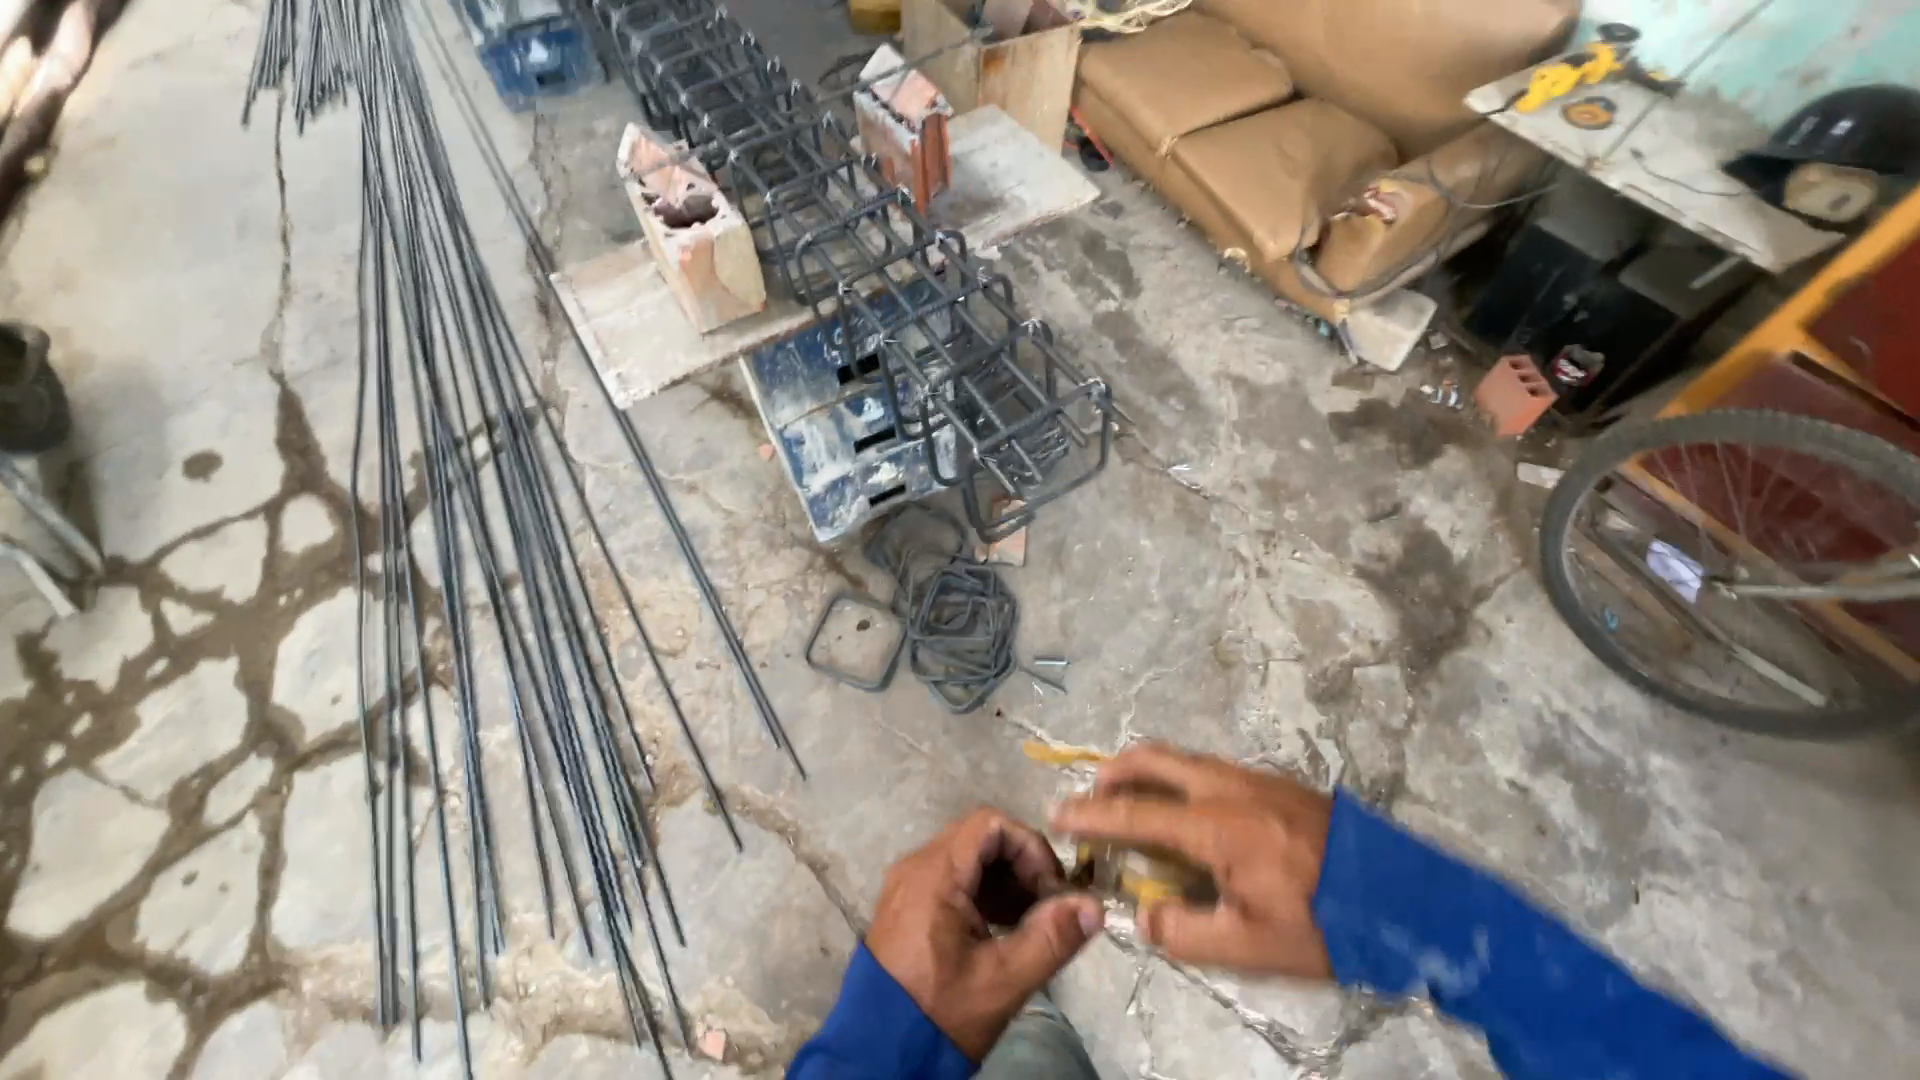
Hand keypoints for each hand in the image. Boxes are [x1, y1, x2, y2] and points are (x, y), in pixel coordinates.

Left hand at [865, 807, 1104, 1060]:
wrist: (878, 1052)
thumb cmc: (940, 1012)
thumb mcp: (1002, 981)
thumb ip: (1051, 938)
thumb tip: (1094, 906)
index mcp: (934, 873)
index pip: (990, 824)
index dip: (1030, 846)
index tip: (1051, 888)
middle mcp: (916, 866)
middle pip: (980, 837)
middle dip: (1022, 863)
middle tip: (1048, 905)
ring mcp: (908, 885)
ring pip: (967, 857)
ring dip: (1005, 879)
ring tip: (1031, 921)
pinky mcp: (908, 905)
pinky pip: (952, 878)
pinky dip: (983, 892)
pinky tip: (1004, 928)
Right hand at [1050, 743, 1334, 977]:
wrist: (1403, 891)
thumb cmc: (1322, 921)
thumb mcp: (1250, 945)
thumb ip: (1186, 931)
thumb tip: (1146, 915)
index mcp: (1210, 825)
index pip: (1132, 813)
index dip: (1089, 814)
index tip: (1057, 813)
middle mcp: (1223, 787)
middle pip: (1153, 758)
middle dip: (1114, 770)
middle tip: (1094, 794)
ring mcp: (1251, 778)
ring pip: (1182, 758)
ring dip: (1147, 771)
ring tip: (1135, 800)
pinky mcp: (1274, 782)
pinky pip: (1208, 767)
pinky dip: (1178, 777)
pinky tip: (1189, 810)